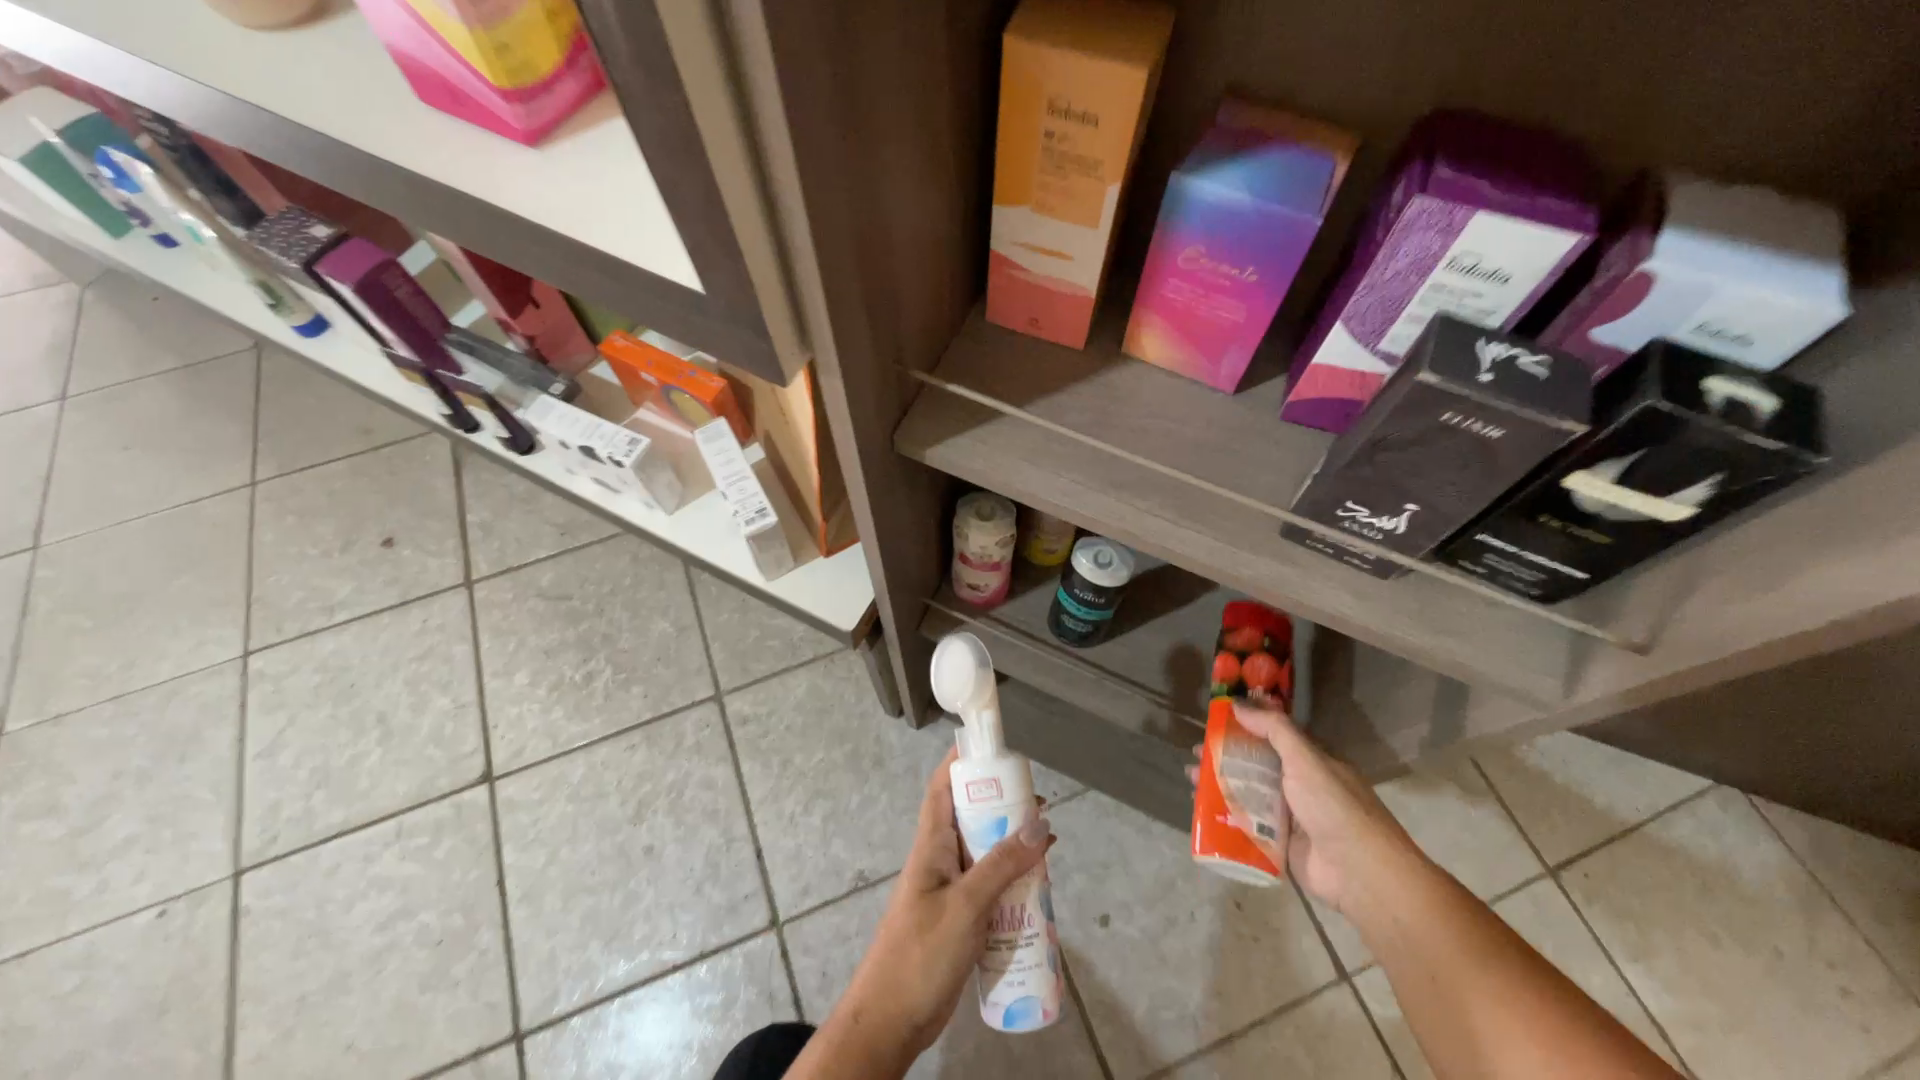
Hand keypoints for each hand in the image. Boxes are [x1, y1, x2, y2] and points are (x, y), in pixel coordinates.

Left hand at [839, 748, 1055, 1056]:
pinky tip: (1039, 887)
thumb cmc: (920, 956)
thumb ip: (1001, 866)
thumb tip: (1039, 823)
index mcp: (931, 848)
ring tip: (1049, 842)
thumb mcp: (965, 907)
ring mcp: (950, 893)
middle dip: (1002, 806)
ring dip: (1013, 846)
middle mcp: (940, 862)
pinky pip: (990, 889)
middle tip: (1040, 802)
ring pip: (985, 855)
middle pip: (971, 819)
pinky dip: (1014, 882)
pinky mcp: (961, 921)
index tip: (993, 747)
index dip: (961, 762)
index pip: (941, 789)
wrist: (891, 1021)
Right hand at [1192, 704, 1422, 915]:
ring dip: (1220, 785)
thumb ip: (1274, 730)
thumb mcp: (1305, 759)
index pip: (1274, 737)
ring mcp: (1290, 817)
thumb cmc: (1332, 806)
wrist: (1357, 870)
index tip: (1216, 722)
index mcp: (1312, 762)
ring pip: (1249, 794)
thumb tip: (1239, 704)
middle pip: (1257, 766)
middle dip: (1225, 758)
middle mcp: (1301, 786)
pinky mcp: (1280, 845)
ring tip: (1192, 780)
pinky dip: (1226, 817)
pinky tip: (1203, 811)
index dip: (1245, 727)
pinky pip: (1249, 826)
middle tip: (1196, 754)